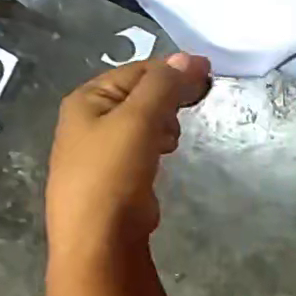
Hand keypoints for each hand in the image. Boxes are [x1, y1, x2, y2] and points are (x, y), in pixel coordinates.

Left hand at [47, 54, 210, 251]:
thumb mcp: (138, 119)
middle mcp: (87, 119)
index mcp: (86, 99)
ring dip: (165, 120)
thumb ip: (163, 85)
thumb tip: (189, 57)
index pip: (137, 70)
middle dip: (169, 96)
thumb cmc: (113, 172)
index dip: (173, 69)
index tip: (208, 75)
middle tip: (195, 105)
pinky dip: (157, 142)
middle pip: (138, 93)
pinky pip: (140, 145)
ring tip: (175, 136)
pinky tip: (166, 153)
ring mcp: (98, 149)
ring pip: (141, 120)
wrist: (98, 239)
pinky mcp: (113, 174)